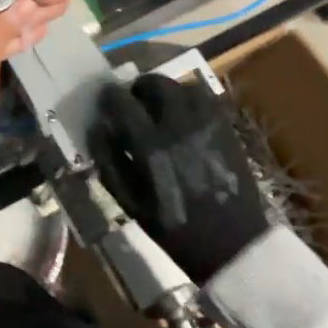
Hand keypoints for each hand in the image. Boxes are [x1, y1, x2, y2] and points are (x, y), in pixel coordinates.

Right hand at [88, 74, 267, 282]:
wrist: (231, 243)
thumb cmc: (173, 228)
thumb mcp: (129, 204)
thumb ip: (108, 162)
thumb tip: (97, 127)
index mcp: (152, 147)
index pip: (123, 102)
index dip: (110, 96)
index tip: (105, 98)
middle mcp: (179, 126)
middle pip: (155, 84)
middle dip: (138, 88)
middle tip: (134, 101)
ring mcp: (208, 123)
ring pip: (182, 86)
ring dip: (165, 91)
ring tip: (160, 107)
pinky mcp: (227, 127)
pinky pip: (205, 98)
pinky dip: (189, 99)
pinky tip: (184, 116)